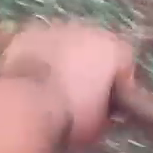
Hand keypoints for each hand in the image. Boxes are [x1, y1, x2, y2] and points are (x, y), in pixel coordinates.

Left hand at [0, 22, 134, 151]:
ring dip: (65, 59)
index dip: (119, 85)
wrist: (27, 105)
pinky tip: (32, 81)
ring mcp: (57, 27)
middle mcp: (88, 29)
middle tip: (81, 95)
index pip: (125, 62)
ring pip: (66, 41)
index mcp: (113, 48)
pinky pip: (40, 44)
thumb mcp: (100, 126)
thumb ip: (108, 111)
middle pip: (96, 46)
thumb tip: (104, 111)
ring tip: (53, 89)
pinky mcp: (29, 32)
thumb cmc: (71, 118)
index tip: (110, 106)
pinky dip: (39, 58)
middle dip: (91, 66)